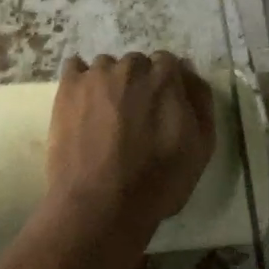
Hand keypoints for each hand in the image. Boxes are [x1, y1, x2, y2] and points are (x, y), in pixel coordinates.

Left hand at [45, 52, 216, 236]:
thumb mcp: (201, 148)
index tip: (159, 108)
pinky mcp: (68, 88)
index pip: (167, 63)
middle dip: (137, 83)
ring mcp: (96, 75)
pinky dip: (80, 80)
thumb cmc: (157, 182)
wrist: (100, 205)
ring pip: (106, 66)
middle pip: (136, 63)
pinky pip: (74, 66)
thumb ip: (200, 102)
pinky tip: (81, 103)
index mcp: (166, 78)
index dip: (164, 85)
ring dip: (108, 82)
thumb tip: (187, 70)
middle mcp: (131, 67)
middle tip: (133, 116)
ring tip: (104, 114)